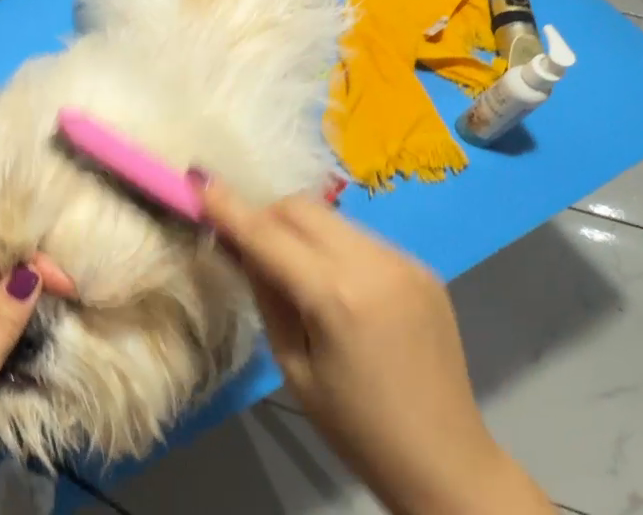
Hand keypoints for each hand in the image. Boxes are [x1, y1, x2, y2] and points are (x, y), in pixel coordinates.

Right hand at [195, 176, 553, 514]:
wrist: (446, 461)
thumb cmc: (354, 426)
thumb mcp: (291, 363)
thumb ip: (266, 293)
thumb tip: (239, 245)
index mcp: (336, 296)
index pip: (266, 234)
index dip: (227, 206)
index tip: (197, 182)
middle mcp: (374, 265)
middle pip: (300, 208)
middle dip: (264, 215)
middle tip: (243, 243)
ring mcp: (404, 262)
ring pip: (330, 218)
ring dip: (298, 229)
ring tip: (290, 268)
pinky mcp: (422, 268)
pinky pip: (360, 238)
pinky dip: (332, 246)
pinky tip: (332, 283)